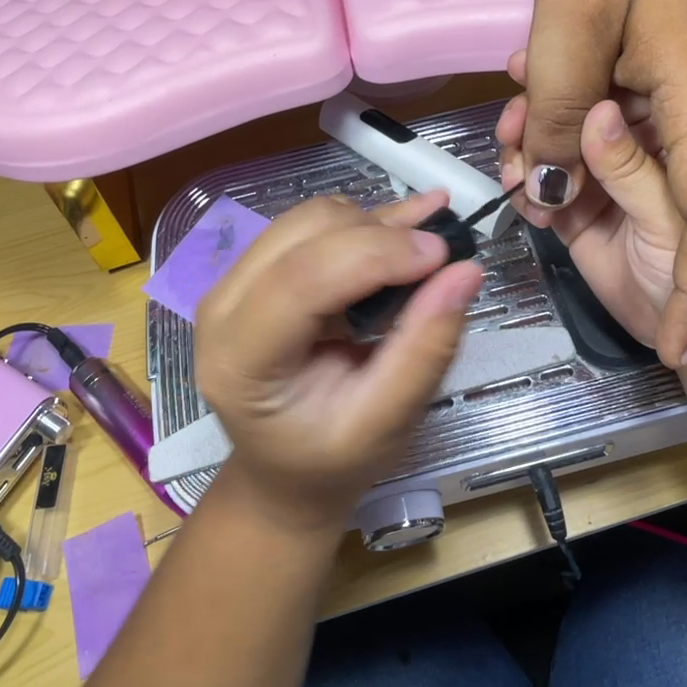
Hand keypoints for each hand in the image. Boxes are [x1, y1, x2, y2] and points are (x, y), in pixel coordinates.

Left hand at [192, 192, 483, 530]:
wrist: (286, 469)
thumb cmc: (331, 458)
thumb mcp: (386, 425)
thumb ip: (424, 350)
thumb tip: (465, 272)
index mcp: (239, 360)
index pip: (301, 280)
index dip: (375, 254)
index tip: (442, 254)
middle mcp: (221, 306)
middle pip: (305, 234)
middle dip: (381, 235)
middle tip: (441, 258)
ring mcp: (234, 280)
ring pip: (312, 217)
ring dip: (375, 225)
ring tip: (425, 252)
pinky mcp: (257, 266)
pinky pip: (314, 222)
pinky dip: (366, 221)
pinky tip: (412, 221)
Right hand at [505, 95, 686, 440]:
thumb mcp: (671, 222)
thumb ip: (634, 171)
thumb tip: (596, 113)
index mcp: (679, 134)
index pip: (619, 88)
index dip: (574, 76)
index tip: (529, 66)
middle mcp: (637, 144)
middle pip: (577, 109)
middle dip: (538, 107)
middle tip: (511, 112)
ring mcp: (602, 175)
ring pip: (553, 143)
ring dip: (524, 145)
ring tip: (508, 152)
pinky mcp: (575, 209)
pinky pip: (539, 186)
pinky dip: (522, 184)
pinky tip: (514, 187)